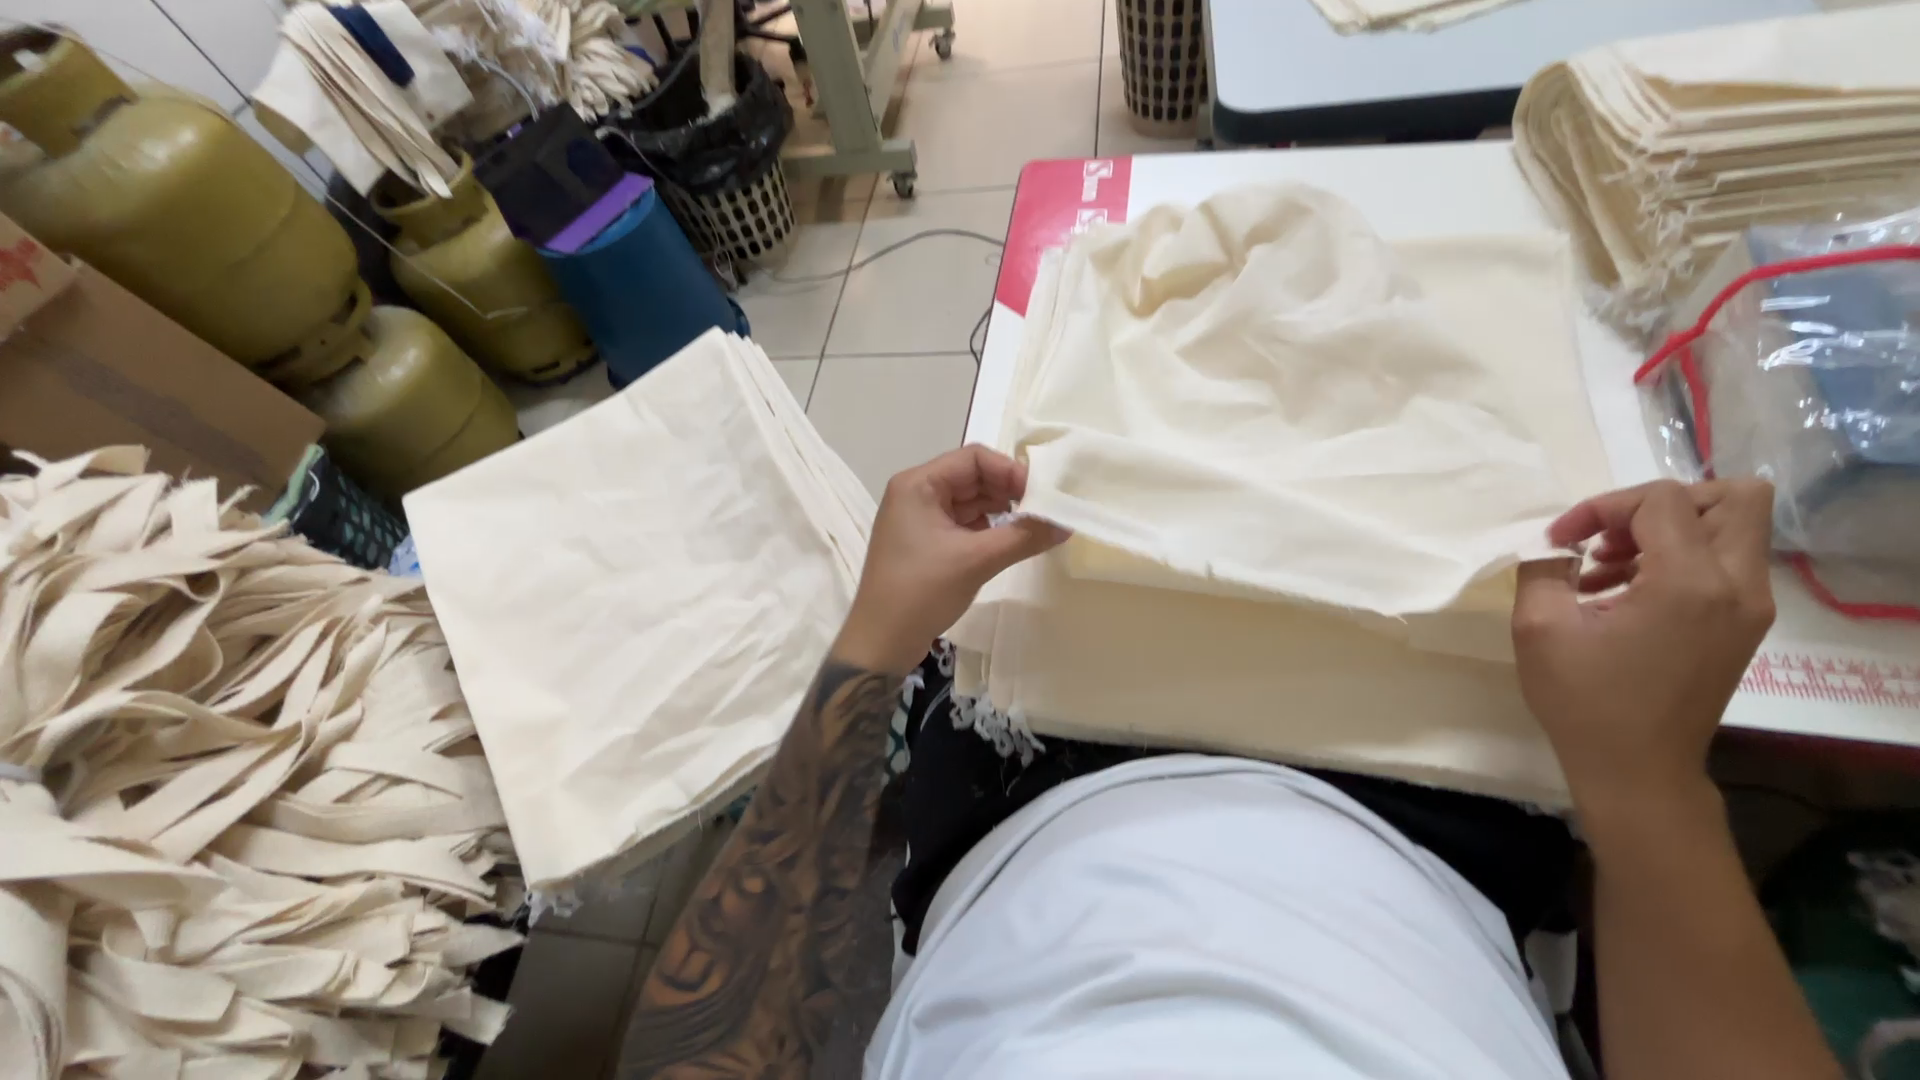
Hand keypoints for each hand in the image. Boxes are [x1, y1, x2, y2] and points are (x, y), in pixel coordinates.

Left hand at [831, 446, 1067, 675]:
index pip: (973, 458)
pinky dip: (988, 529)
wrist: (881, 641)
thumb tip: (1066, 523)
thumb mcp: (977, 560)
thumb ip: (1024, 537)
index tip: (1042, 495)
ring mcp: (919, 519)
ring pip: (970, 502)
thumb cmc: (922, 592)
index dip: (1010, 471)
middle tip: (1045, 512)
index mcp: (918, 484)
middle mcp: (916, 493)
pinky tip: (1011, 542)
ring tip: (1034, 527)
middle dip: (1009, 492)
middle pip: (973, 477)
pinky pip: (963, 524)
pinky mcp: (925, 542)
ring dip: (1002, 511)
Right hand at [1511, 479, 1775, 817]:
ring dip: (1668, 532)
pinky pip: (1724, 563)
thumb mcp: (1539, 626)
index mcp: (1689, 583)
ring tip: (1607, 568)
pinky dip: (1677, 560)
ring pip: (1733, 528)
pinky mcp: (1743, 626)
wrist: (1635, 768)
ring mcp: (1749, 608)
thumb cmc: (1583, 699)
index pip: (1663, 500)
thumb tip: (1553, 545)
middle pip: (1732, 498)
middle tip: (1609, 537)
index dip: (1602, 507)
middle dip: (1659, 505)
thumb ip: (1543, 568)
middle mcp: (1738, 587)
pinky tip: (1622, 594)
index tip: (1562, 543)